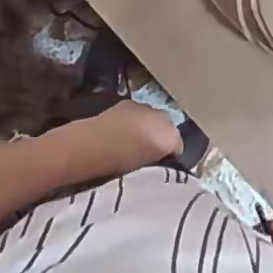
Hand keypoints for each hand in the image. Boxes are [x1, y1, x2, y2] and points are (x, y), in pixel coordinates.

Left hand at [57, 100, 182, 178]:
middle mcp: (163, 117)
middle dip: (161, 139)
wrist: (92, 145)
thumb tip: (163, 159)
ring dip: (149, 128)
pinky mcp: (129, 102)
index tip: (159, 166)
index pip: (179, 147)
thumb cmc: (120, 164)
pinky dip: (136, 120)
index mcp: (171, 137)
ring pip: (154, 119)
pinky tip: (123, 131)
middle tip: (148, 155)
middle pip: (169, 129)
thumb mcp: (148, 169)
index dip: (170, 158)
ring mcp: (145, 107)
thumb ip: (161, 161)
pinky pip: (140, 113)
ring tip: (134, 143)